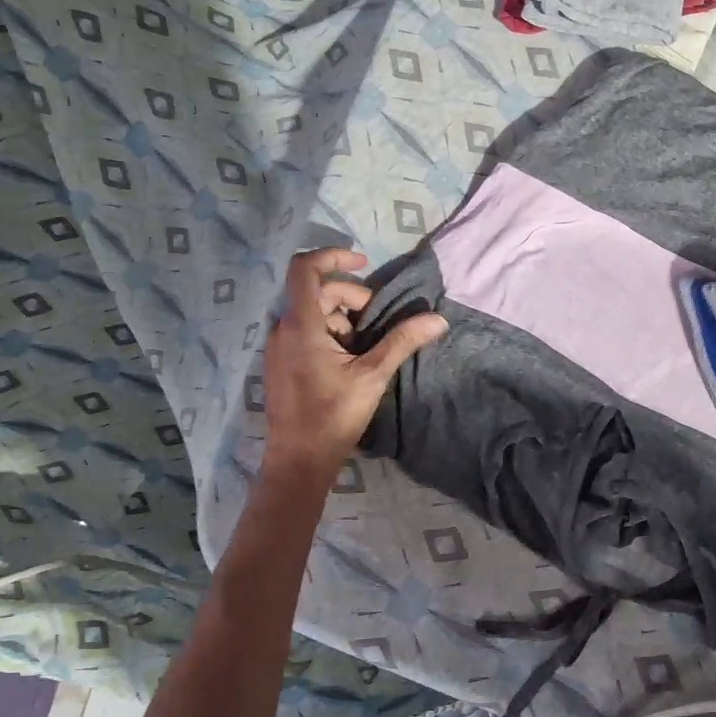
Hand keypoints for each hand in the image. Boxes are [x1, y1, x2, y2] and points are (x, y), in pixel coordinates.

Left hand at [259, 248, 446, 485]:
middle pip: (315, 290)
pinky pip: (304, 331)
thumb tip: (438, 319)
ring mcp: (278, 347)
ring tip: (365, 345)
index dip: (333, 256)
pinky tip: (349, 359)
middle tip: (376, 320)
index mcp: (301, 325)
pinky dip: (329, 332)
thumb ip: (403, 341)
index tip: (363, 262)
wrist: (299, 460)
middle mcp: (282, 329)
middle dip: (350, 295)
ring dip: (341, 317)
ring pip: (311, 312)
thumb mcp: (374, 375)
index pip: (304, 269)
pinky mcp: (280, 363)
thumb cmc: (334, 415)